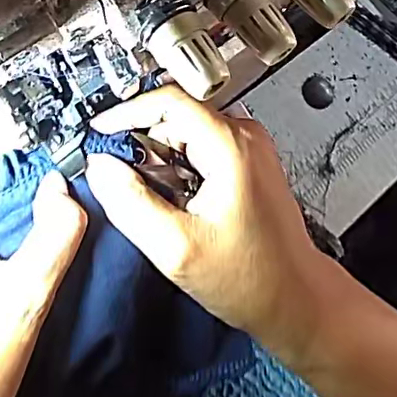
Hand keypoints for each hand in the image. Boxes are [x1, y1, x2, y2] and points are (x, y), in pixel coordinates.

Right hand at [84, 86, 330, 354]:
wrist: (294, 295)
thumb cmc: (252, 277)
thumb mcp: (176, 247)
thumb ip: (131, 203)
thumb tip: (102, 169)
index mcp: (231, 145)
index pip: (170, 101)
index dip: (127, 112)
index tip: (101, 129)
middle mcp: (244, 135)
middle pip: (177, 114)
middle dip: (143, 142)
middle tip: (124, 177)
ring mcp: (249, 146)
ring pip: (188, 130)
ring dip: (162, 157)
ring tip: (158, 198)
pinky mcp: (248, 160)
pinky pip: (202, 145)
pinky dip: (180, 165)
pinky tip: (178, 199)